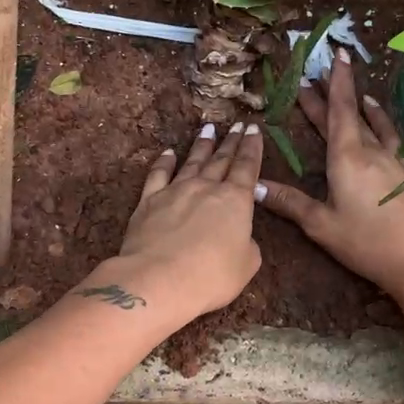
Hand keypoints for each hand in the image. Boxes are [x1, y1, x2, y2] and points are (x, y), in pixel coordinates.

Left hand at [89, 121, 264, 321]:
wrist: (159, 279)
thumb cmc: (211, 276)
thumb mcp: (246, 265)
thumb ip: (248, 245)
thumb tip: (241, 236)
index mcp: (235, 200)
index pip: (247, 167)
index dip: (252, 147)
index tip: (254, 129)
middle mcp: (206, 188)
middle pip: (221, 159)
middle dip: (231, 141)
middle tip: (238, 124)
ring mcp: (175, 191)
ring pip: (191, 162)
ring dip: (201, 146)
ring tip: (208, 130)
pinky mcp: (148, 201)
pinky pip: (158, 175)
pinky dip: (164, 161)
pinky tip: (168, 152)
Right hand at [259, 49, 403, 299]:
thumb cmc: (367, 244)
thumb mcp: (321, 225)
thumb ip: (290, 203)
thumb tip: (254, 187)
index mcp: (347, 158)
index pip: (338, 111)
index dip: (335, 82)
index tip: (336, 53)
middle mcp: (370, 152)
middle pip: (348, 115)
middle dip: (332, 92)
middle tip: (316, 72)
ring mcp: (391, 162)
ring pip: (370, 124)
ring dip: (356, 104)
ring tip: (350, 89)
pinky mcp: (403, 174)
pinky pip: (388, 137)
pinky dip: (379, 122)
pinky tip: (378, 121)